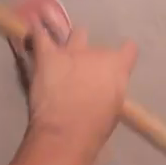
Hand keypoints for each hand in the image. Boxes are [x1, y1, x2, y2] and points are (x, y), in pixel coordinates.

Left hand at [22, 18, 136, 157]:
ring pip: (75, 35)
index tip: (120, 61)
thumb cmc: (95, 126)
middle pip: (98, 46)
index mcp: (117, 66)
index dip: (124, 54)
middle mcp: (96, 53)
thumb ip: (112, 87)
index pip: (129, 49)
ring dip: (72, 43)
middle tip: (85, 70)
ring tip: (64, 51)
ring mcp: (71, 51)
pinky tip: (36, 32)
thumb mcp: (114, 106)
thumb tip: (105, 84)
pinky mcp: (47, 55)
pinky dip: (39, 33)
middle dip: (93, 55)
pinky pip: (41, 35)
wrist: (67, 131)